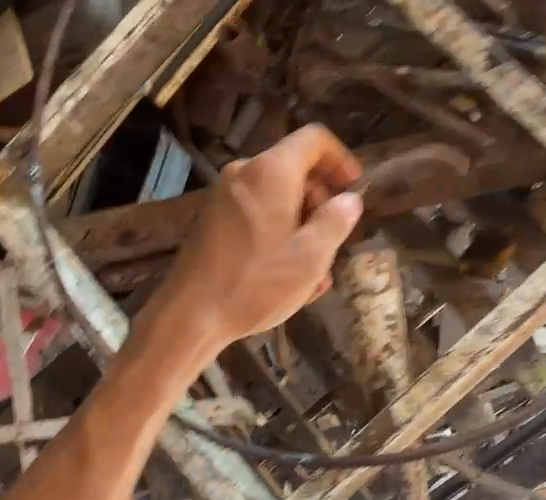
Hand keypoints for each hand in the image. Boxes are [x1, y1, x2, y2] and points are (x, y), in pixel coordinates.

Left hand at [150, 124, 364, 348]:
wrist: (192, 314)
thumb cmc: (257, 283)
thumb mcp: (310, 258)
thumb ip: (335, 222)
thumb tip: (350, 200)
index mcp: (272, 172)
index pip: (314, 140)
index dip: (341, 159)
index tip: (354, 188)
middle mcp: (244, 173)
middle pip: (294, 171)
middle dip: (320, 203)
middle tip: (333, 242)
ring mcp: (224, 198)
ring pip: (276, 200)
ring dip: (300, 229)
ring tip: (314, 274)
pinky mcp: (213, 222)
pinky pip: (256, 218)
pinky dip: (277, 237)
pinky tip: (285, 277)